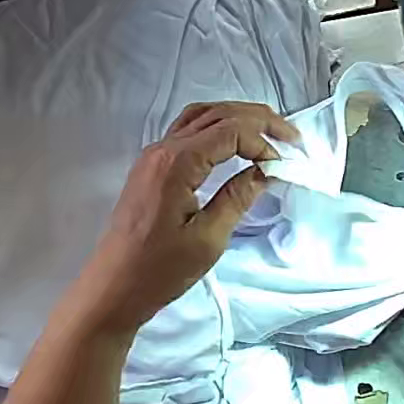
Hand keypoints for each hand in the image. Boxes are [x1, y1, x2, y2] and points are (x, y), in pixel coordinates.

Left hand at [64, 102, 299, 336]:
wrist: (113, 289)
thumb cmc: (159, 270)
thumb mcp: (208, 238)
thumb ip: (237, 198)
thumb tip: (264, 171)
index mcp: (177, 163)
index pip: (230, 131)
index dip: (263, 141)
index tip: (283, 164)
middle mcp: (163, 150)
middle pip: (216, 114)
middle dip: (258, 119)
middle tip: (290, 135)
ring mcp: (153, 157)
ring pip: (200, 117)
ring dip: (236, 119)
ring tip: (267, 133)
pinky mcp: (150, 169)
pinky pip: (187, 133)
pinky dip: (216, 129)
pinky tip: (233, 146)